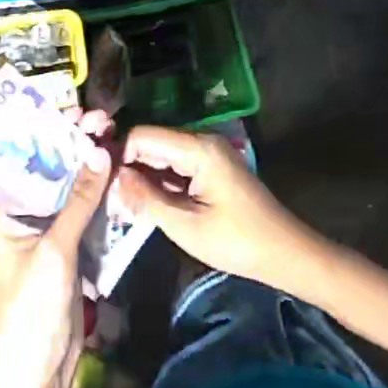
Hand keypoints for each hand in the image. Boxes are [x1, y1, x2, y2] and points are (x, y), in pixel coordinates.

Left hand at [0, 112, 112, 387]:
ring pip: (72, 185)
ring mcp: (48, 228)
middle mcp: (25, 212)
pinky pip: (86, 209)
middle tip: (104, 121)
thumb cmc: (30, 309)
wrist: (39, 370)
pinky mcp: (69, 244)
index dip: (49, 131)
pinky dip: (101, 192)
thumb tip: (99, 151)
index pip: (25, 158)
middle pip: (52, 167)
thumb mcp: (55, 251)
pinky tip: (118, 173)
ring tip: (115, 137)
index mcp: (6, 209)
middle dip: (76, 143)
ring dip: (92, 164)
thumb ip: (79, 200)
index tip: (77, 112)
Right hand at [118, 126, 309, 285]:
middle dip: (128, 167)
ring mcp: (208, 154)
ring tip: (121, 205)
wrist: (285, 252)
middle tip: (108, 199)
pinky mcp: (211, 168)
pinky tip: (145, 205)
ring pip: (162, 155)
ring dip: (142, 177)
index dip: (119, 155)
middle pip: (151, 142)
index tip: (102, 183)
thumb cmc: (237, 241)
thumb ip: (146, 199)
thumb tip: (113, 179)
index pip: (142, 135)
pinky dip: (159, 183)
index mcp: (197, 148)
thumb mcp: (186, 225)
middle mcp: (201, 141)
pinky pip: (176, 166)